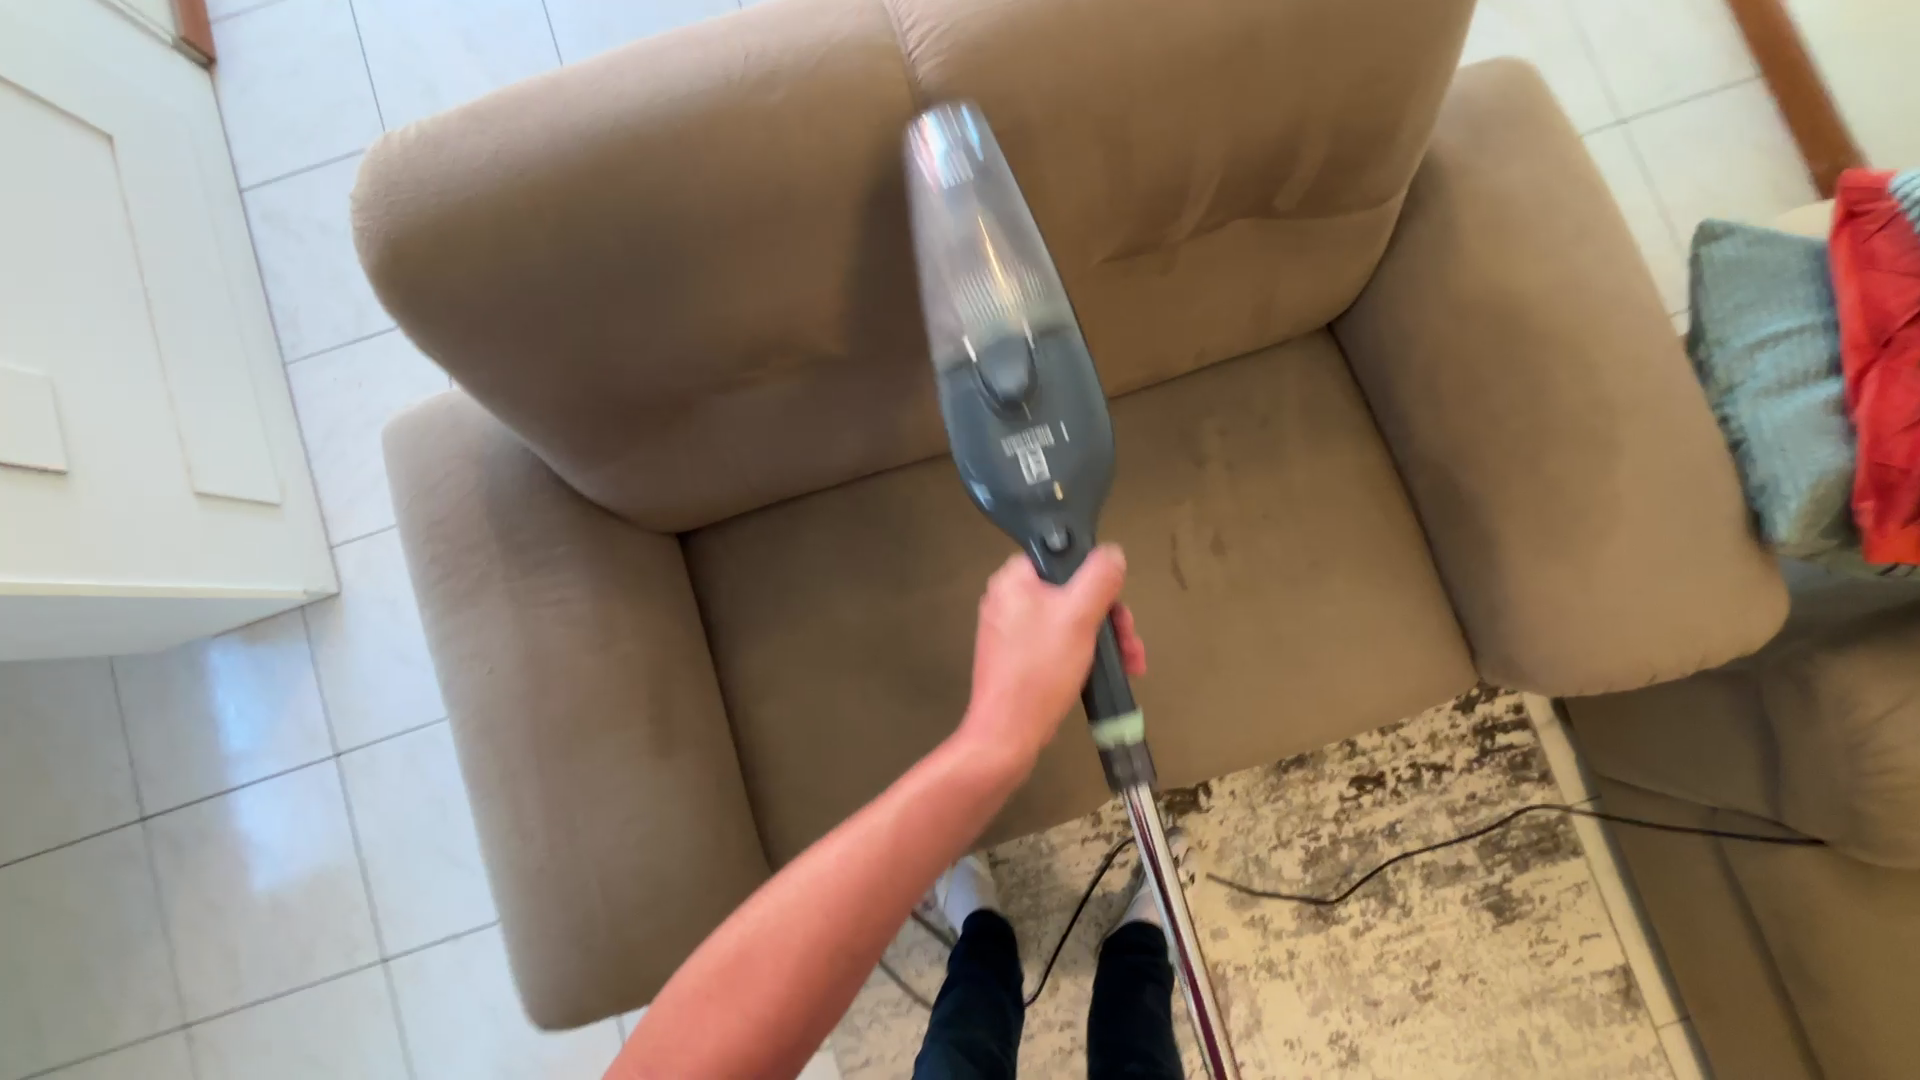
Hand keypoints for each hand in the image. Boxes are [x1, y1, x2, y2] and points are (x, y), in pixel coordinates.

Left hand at [955, 545, 1146, 777]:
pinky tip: (1106, 672)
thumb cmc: (1040, 669)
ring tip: (1130, 663)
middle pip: (1072, 593)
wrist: (1007, 732)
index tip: (1116, 606)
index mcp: (1014, 578)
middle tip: (1128, 643)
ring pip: (1069, 621)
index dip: (1095, 579)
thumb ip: (1099, 578)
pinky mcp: (1017, 658)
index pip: (1062, 559)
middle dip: (1108, 618)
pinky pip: (1057, 644)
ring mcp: (1011, 630)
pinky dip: (1083, 654)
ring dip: (1103, 640)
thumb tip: (1112, 552)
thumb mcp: (1079, 616)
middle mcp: (1008, 598)